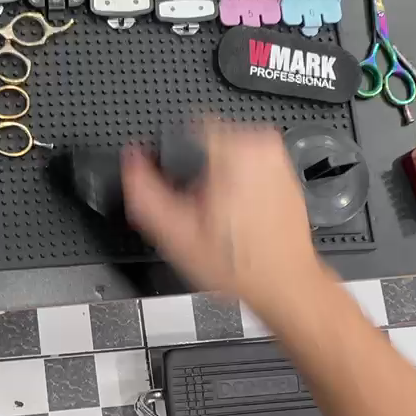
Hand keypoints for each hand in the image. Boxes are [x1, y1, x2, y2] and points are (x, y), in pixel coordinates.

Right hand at [121, 121, 330, 316]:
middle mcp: (261, 145)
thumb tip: (130, 160)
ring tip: (221, 219)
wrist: (284, 284)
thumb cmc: (238, 265)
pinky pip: (248, 169)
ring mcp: (277, 159)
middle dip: (196, 175)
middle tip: (200, 214)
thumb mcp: (174, 233)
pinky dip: (238, 188)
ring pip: (225, 157)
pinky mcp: (285, 174)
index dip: (173, 164)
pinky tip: (238, 220)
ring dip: (217, 181)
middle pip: (204, 145)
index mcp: (234, 148)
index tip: (180, 194)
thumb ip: (144, 191)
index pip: (184, 131)